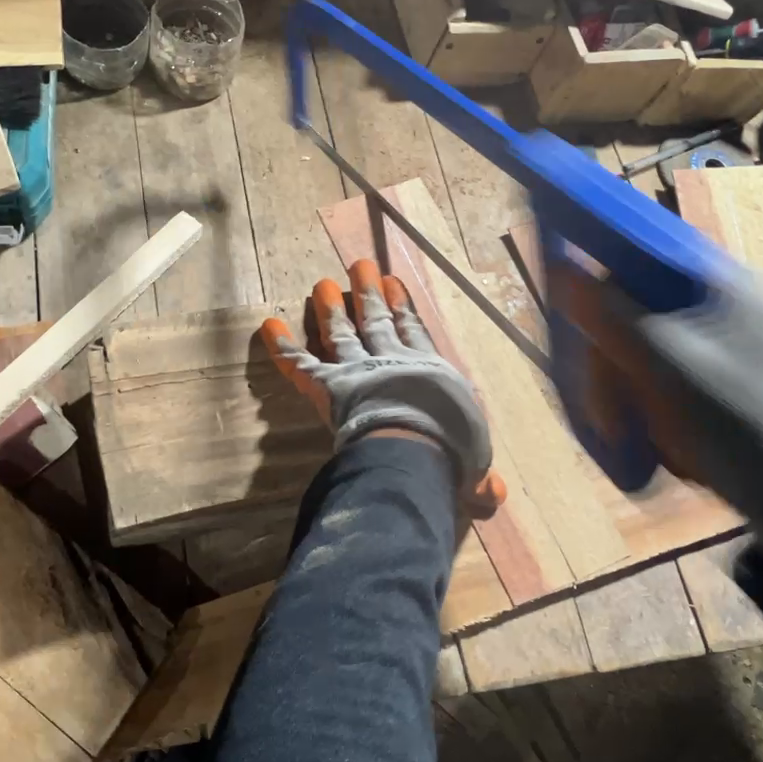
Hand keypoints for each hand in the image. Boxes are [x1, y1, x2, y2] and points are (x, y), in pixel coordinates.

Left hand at [259, 259, 504, 515]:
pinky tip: (268, 326)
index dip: (404, 309)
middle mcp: (391, 363)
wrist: (414, 449)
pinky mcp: (327, 385)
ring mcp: (356, 370)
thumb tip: (494, 495)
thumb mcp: (472, 465)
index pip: (414, 333)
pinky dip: (282, 346)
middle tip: (358, 266)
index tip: (394, 283)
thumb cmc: (449, 452)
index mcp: (428, 372)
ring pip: (341, 333)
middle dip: (367, 294)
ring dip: (330, 309)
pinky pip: (298, 363)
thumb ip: (478, 477)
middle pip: (376, 321)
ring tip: (322, 284)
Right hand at [551, 260, 762, 569]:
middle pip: (640, 301)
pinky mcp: (723, 372)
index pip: (651, 248)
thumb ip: (612, 315)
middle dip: (610, 350)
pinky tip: (639, 422)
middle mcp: (730, 301)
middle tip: (600, 395)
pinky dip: (641, 390)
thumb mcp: (666, 367)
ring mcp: (728, 338)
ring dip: (620, 379)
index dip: (605, 270)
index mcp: (729, 286)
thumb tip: (563, 266)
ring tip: (619, 422)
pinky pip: (660, 364)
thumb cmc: (736, 428)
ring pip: (644, 337)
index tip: (574, 308)